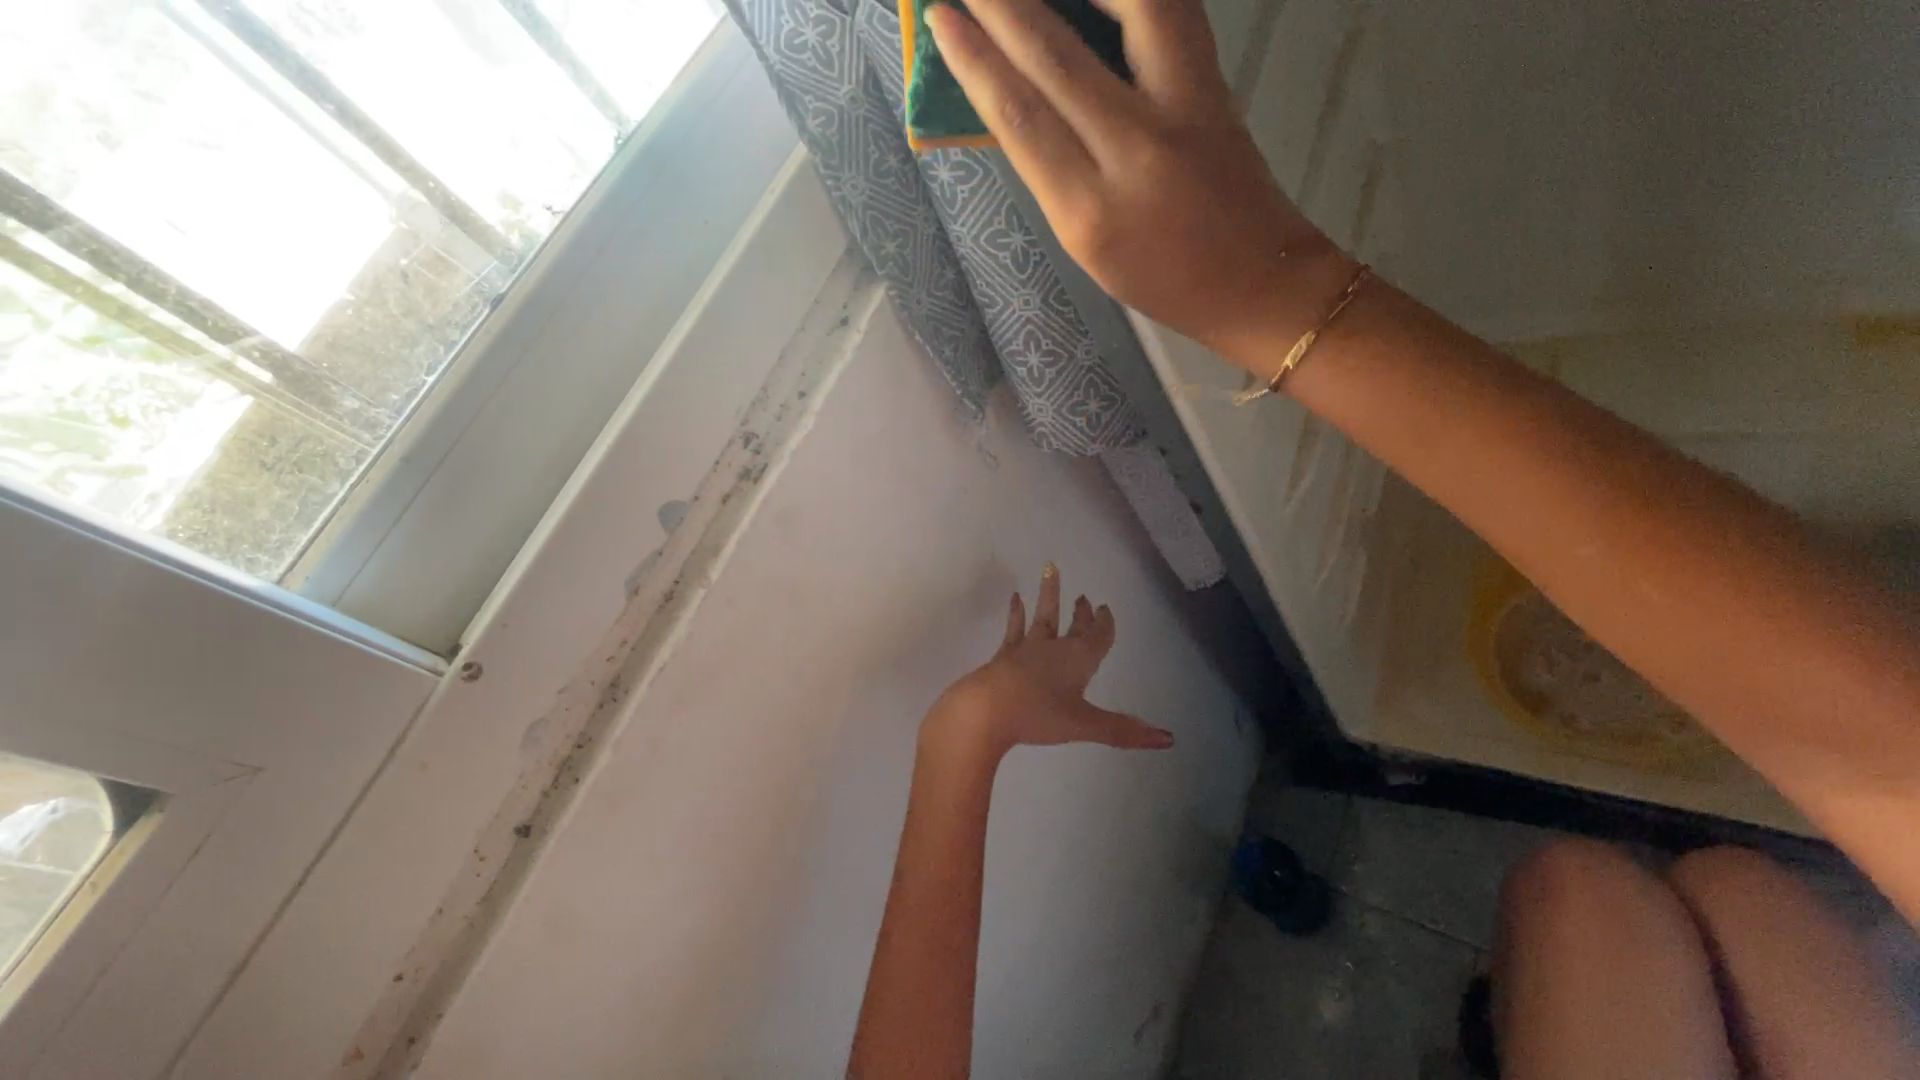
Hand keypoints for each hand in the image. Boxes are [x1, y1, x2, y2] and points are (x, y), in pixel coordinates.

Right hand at [926, 0, 1349, 367]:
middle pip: (1057, 58)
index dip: (975, 60)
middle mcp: (1133, 154)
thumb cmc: (1161, 280)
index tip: (943, 18)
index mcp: (1089, 213)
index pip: (1020, 119)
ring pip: (1129, 9)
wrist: (1259, 282)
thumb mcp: (1086, 245)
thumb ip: (1051, 171)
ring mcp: (1183, 111)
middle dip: (1005, 5)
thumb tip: (1014, 96)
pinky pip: (1171, 11)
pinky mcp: (1216, 86)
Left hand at [927, 563, 1174, 758]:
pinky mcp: (1002, 656)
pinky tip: (1014, 599)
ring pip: (1042, 616)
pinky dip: (1016, 613)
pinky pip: (1013, 628)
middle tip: (1084, 596)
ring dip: (1048, 595)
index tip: (1104, 608)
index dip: (1103, 624)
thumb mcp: (1084, 725)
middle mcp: (1054, 648)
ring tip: (1049, 570)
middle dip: (1081, 613)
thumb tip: (1168, 739)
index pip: (1097, 637)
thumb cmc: (1038, 716)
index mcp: (1078, 660)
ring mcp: (1025, 649)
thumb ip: (1123, 731)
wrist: (984, 710)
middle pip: (1072, 626)